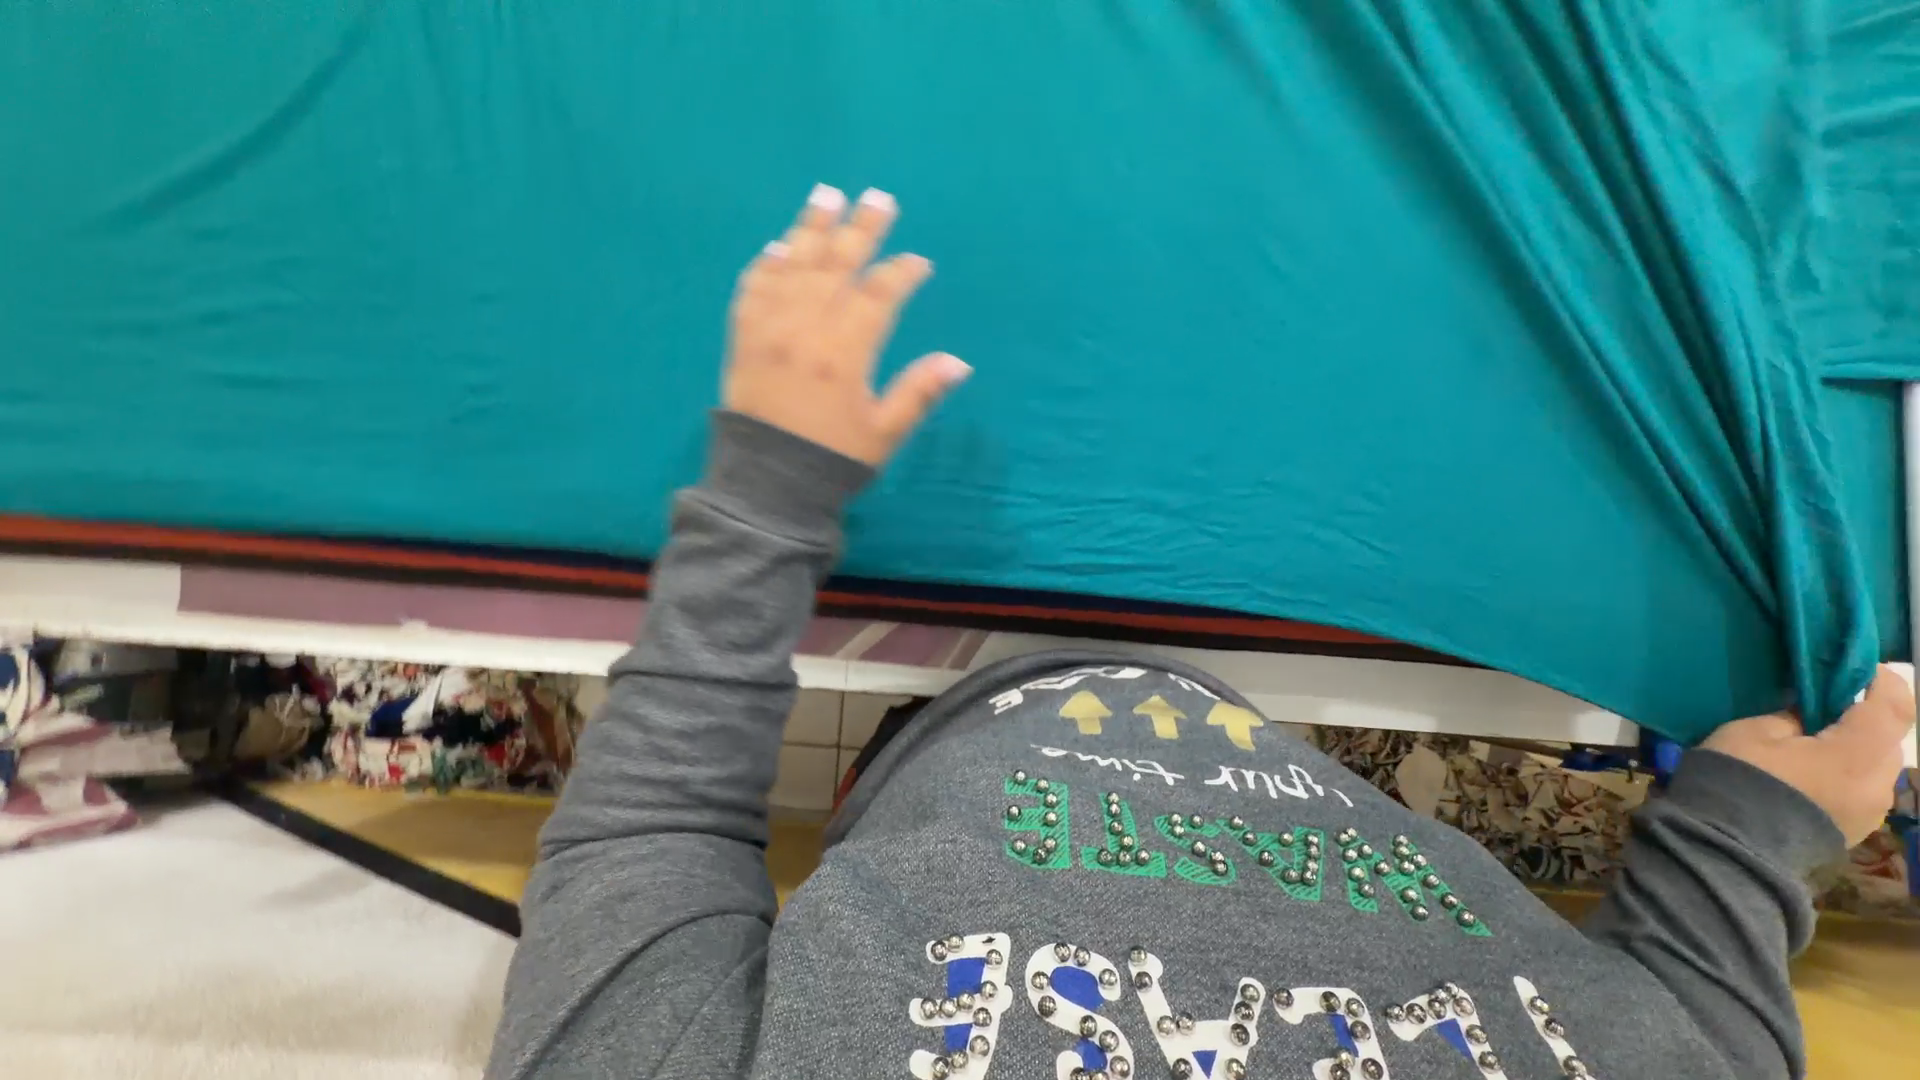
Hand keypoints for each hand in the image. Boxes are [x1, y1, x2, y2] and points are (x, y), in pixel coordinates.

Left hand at [725, 184, 970, 466]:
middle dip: (860, 230)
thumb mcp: (885, 433)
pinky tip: (779, 246)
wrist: (769, 485)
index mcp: (845, 354)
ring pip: (794, 267)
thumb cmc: (833, 460)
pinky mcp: (743, 340)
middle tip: (877, 198)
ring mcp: (770, 331)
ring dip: (812, 229)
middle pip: (836, 266)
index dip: (901, 273)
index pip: (878, 296)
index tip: (918, 263)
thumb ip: (919, 393)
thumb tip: (959, 362)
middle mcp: (806, 331)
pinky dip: (767, 265)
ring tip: (827, 195)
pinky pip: (753, 291)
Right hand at [1700, 665, 1915, 845]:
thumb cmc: (1740, 777)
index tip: (1865, 668)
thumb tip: (1804, 718)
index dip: (1884, 683)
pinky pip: (1858, 789)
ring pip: (1872, 767)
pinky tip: (1806, 775)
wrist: (1731, 843)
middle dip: (1862, 720)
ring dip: (1850, 750)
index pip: (1892, 708)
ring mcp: (1871, 809)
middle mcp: (1879, 782)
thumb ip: (1787, 720)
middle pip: (1885, 741)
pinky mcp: (1855, 827)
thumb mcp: (1749, 733)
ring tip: (1809, 745)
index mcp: (1856, 753)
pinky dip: (1841, 773)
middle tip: (1822, 707)